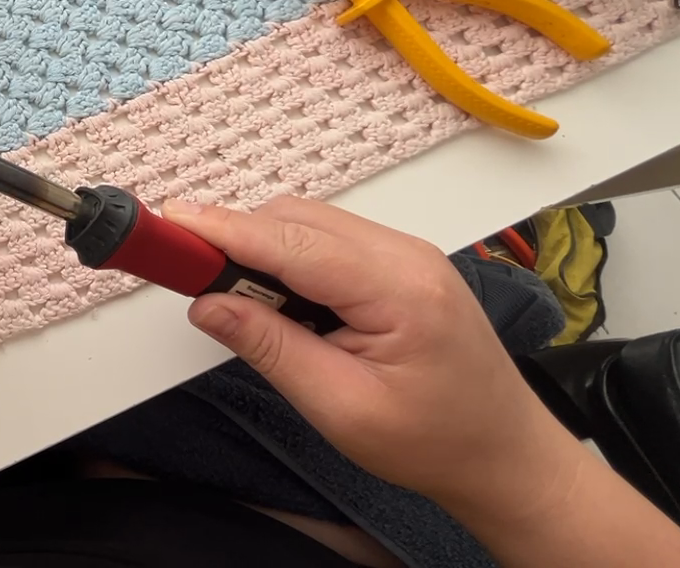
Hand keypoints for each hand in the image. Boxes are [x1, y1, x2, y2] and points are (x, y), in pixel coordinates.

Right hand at [162, 196, 575, 506]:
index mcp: (399, 290)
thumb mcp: (341, 408)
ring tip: (240, 296)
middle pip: (293, 220)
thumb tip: (205, 303)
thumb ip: (269, 347)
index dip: (223, 229)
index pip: (291, 244)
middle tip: (193, 274)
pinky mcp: (393, 258)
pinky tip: (277, 293)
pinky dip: (282, 252)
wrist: (511, 461)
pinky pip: (319, 234)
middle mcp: (402, 253)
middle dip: (235, 237)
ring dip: (258, 245)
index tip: (168, 222)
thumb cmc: (435, 445)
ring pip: (302, 220)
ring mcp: (401, 250)